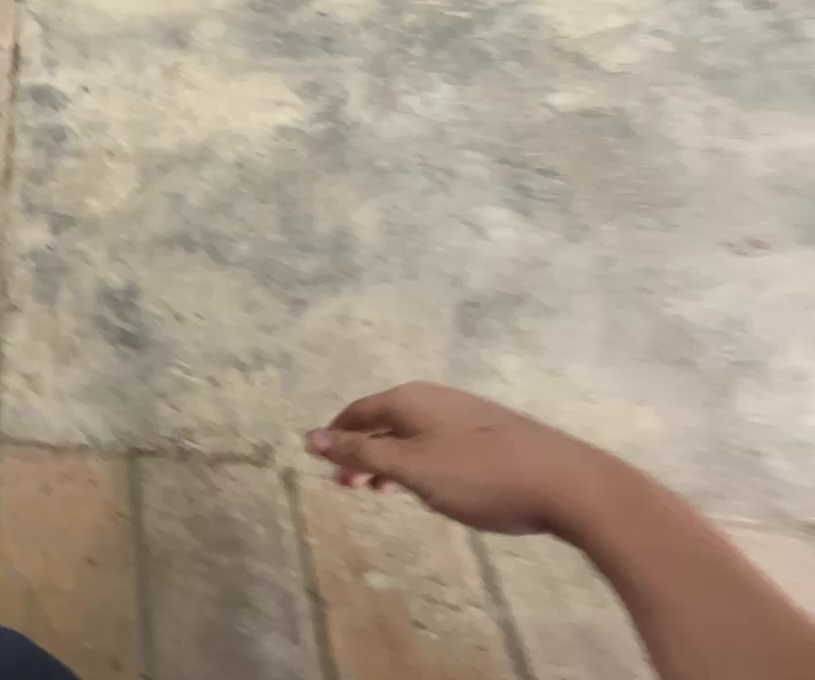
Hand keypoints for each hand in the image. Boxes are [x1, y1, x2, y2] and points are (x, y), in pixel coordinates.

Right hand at [306, 382, 625, 535]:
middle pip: (384, 422)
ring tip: (388, 490)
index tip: (325, 463)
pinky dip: (423, 460)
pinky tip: (436, 484)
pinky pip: (441, 441)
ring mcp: (468, 414)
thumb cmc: (481, 476)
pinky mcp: (497, 434)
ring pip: (414, 433)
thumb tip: (310, 436)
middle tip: (352, 485)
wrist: (578, 488)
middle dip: (363, 451)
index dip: (336, 436)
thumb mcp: (410, 468)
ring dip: (393, 459)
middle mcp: (434, 398)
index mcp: (408, 399)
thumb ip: (360, 452)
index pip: (357, 412)